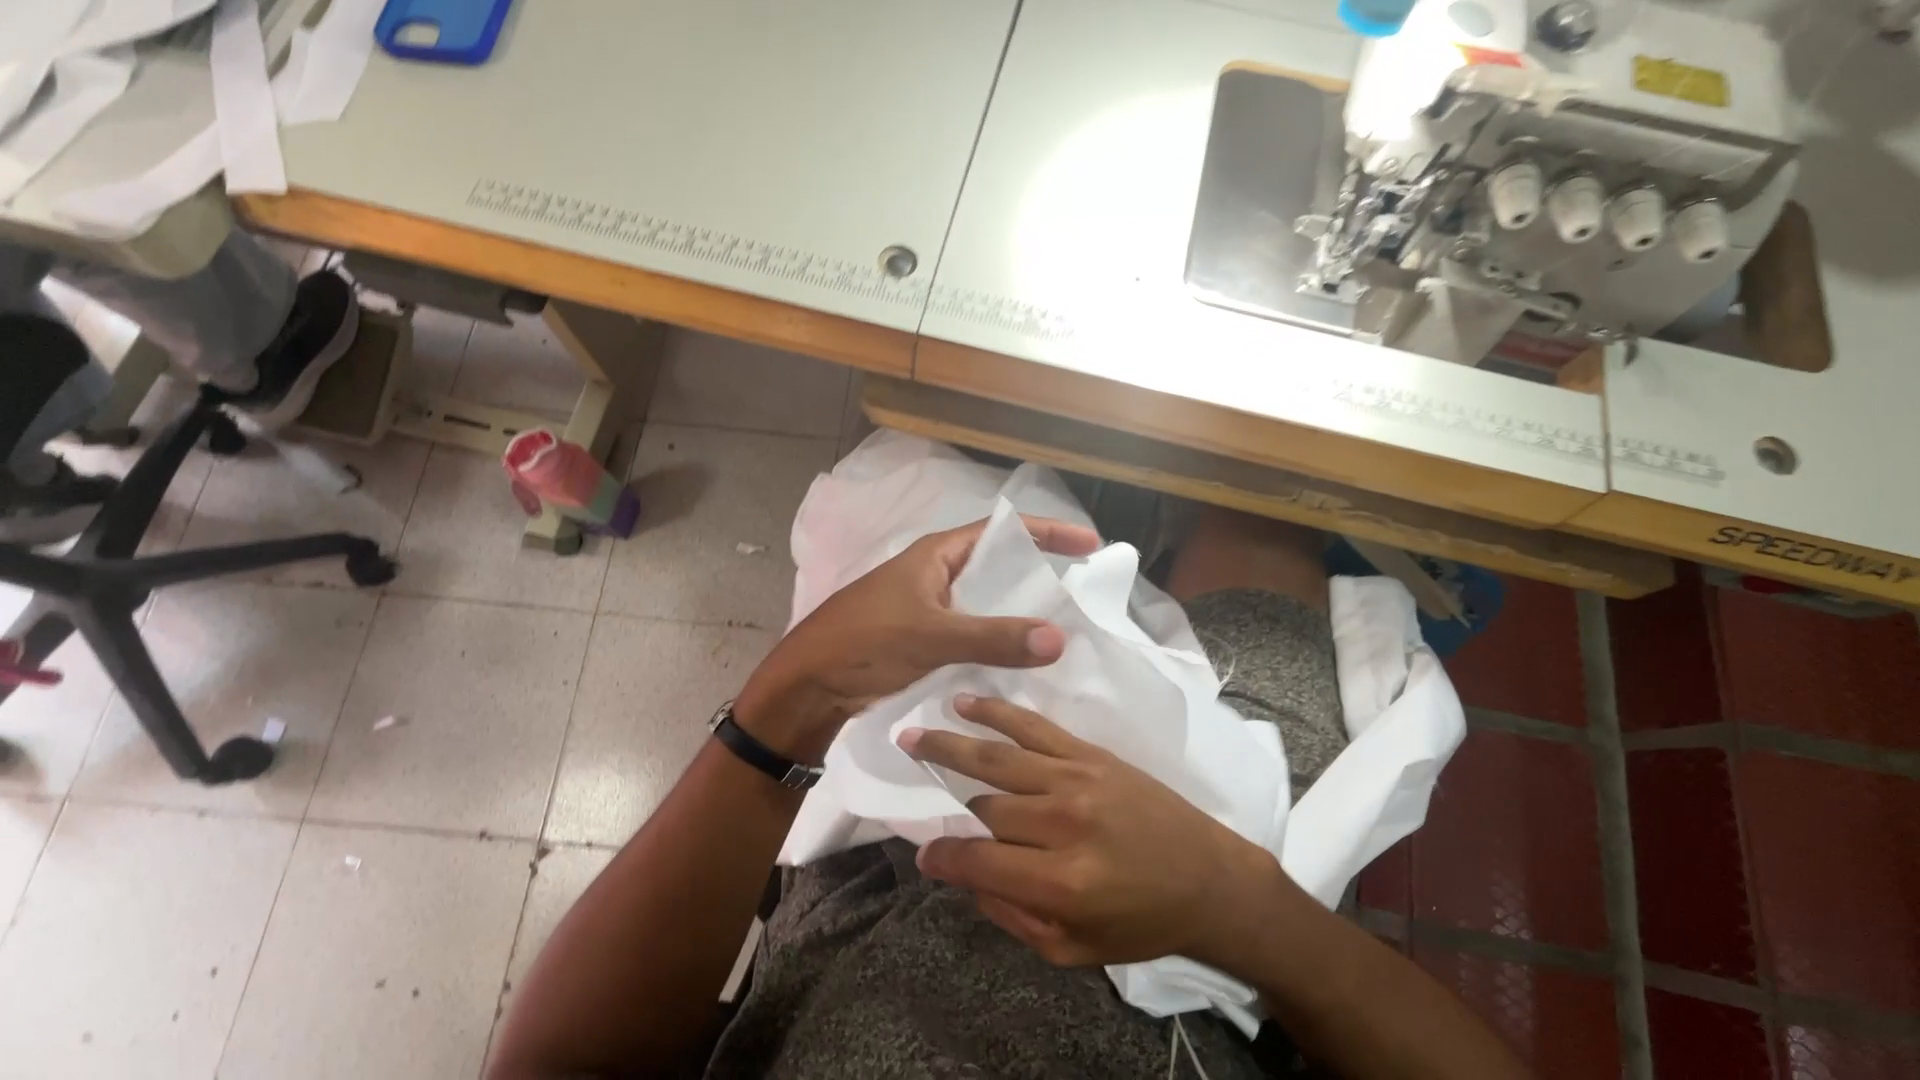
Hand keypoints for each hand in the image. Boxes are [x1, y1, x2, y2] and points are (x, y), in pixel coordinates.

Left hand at [733, 516, 1100, 762]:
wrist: (808, 686)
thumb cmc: (864, 643)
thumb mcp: (933, 636)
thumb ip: (994, 637)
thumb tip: (1058, 638)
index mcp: (936, 555)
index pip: (1000, 531)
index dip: (1046, 532)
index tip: (1089, 544)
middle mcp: (935, 575)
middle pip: (996, 567)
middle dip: (1036, 578)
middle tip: (1079, 595)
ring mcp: (928, 609)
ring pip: (985, 606)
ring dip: (1016, 617)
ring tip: (1061, 632)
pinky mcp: (922, 641)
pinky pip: (971, 636)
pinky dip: (996, 644)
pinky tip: (1020, 665)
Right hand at [899, 695, 1290, 971]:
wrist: (1209, 878)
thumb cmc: (1140, 922)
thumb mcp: (1072, 949)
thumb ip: (1010, 916)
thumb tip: (962, 875)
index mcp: (1059, 882)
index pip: (976, 860)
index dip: (941, 857)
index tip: (922, 853)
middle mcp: (1063, 823)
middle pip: (985, 809)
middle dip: (955, 812)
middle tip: (925, 797)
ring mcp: (1078, 780)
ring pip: (996, 760)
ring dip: (949, 745)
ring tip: (913, 736)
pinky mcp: (1091, 755)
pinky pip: (1032, 727)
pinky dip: (995, 714)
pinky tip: (964, 703)